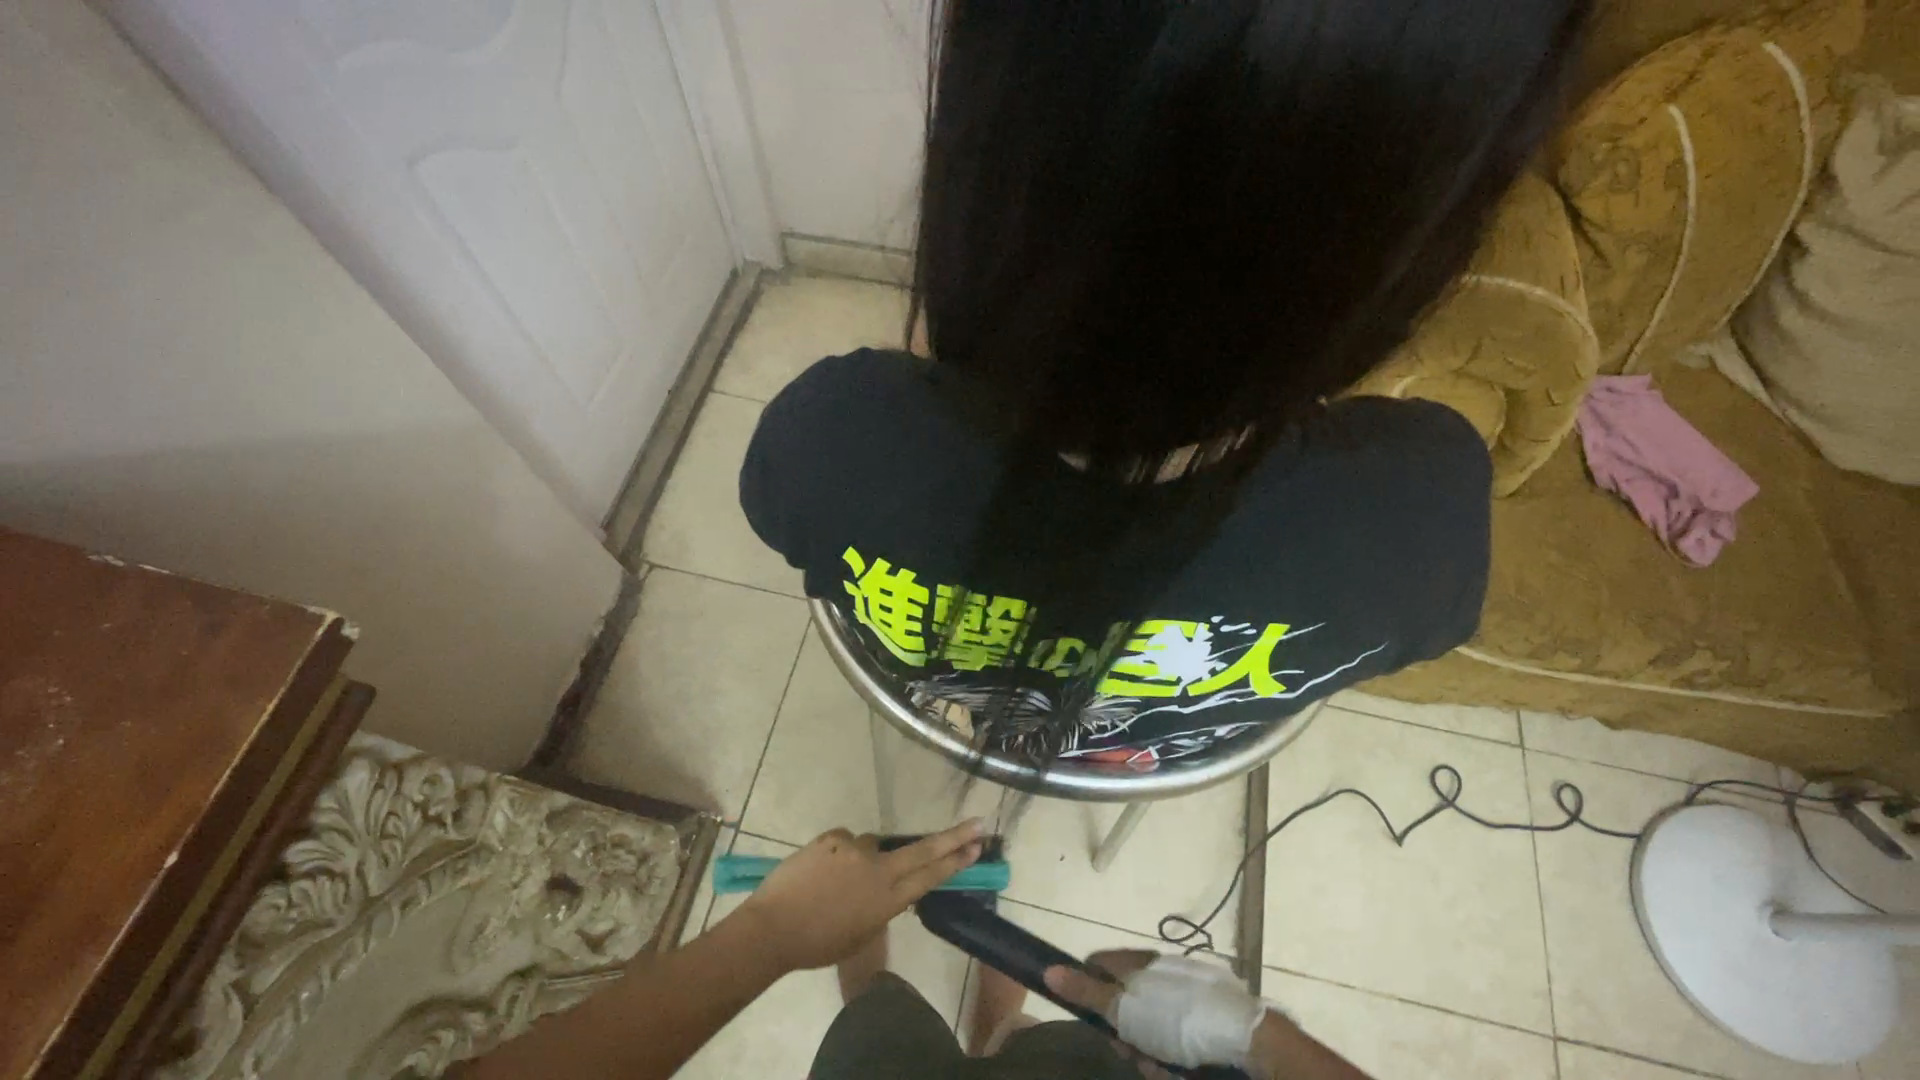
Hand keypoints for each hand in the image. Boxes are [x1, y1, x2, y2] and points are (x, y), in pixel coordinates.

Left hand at [731, 820, 982, 972]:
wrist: (773, 928)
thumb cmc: (817, 944)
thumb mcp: (861, 936)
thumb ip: (880, 909)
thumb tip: (886, 886)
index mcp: (887, 901)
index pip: (930, 876)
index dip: (956, 861)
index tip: (977, 846)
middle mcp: (878, 870)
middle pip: (923, 850)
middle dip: (953, 838)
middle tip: (977, 824)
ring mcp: (855, 850)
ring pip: (873, 846)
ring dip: (866, 859)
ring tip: (836, 883)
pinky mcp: (832, 837)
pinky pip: (845, 842)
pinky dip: (839, 855)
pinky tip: (820, 873)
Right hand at [1045, 950, 1265, 1069]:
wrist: (1243, 1038)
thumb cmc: (1176, 1019)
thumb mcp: (1124, 1009)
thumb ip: (1086, 992)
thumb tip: (1047, 969)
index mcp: (1136, 962)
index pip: (1095, 965)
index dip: (1087, 991)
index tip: (1094, 1019)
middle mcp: (1157, 973)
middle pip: (1122, 1003)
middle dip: (1123, 1035)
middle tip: (1132, 1052)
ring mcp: (1182, 994)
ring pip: (1148, 1028)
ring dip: (1148, 1053)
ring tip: (1162, 1068)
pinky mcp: (1202, 1018)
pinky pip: (1174, 1039)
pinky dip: (1172, 1058)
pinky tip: (1180, 1070)